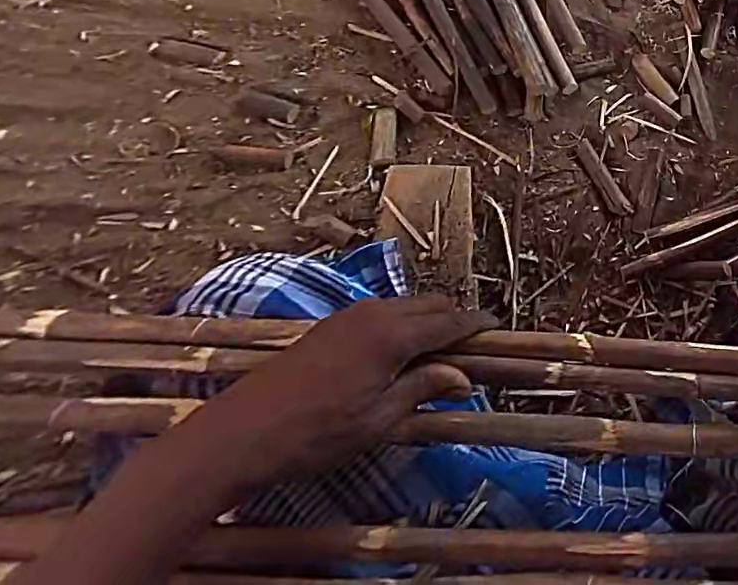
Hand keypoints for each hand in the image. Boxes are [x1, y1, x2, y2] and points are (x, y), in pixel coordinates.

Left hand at [179, 295, 495, 491]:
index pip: (446, 321)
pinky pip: (383, 310)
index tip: (495, 325)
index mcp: (392, 335)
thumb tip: (464, 377)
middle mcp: (376, 312)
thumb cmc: (316, 433)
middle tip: (470, 341)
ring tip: (439, 345)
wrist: (243, 429)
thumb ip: (421, 388)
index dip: (473, 323)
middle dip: (453, 316)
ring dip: (427, 317)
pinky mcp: (333, 322)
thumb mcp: (376, 420)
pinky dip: (403, 320)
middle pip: (428, 303)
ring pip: (405, 304)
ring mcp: (351, 313)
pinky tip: (400, 346)